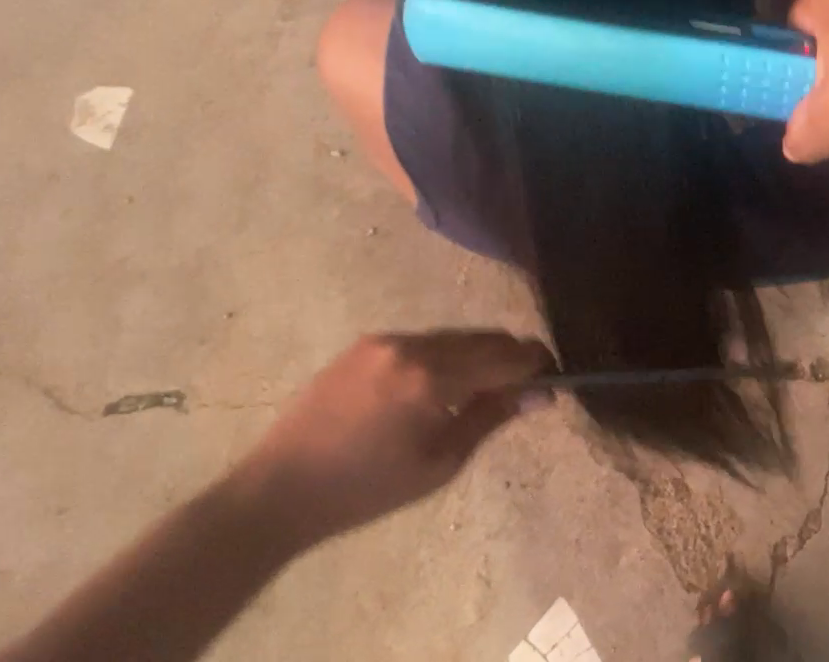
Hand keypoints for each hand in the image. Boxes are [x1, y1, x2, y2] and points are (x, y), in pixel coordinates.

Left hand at [228, 331, 553, 544]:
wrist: (276, 492)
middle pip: (486, 337)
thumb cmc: (366, 488)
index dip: (537, 364)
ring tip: (479, 389)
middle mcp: (413, 347)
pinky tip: (437, 388)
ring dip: (479, 355)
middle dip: (511, 357)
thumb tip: (542, 393)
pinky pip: (425, 341)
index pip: (507, 356)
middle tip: (523, 387)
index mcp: (432, 378)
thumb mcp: (441, 462)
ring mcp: (386, 341)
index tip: (552, 379)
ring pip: (457, 337)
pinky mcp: (365, 345)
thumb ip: (493, 417)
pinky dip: (446, 356)